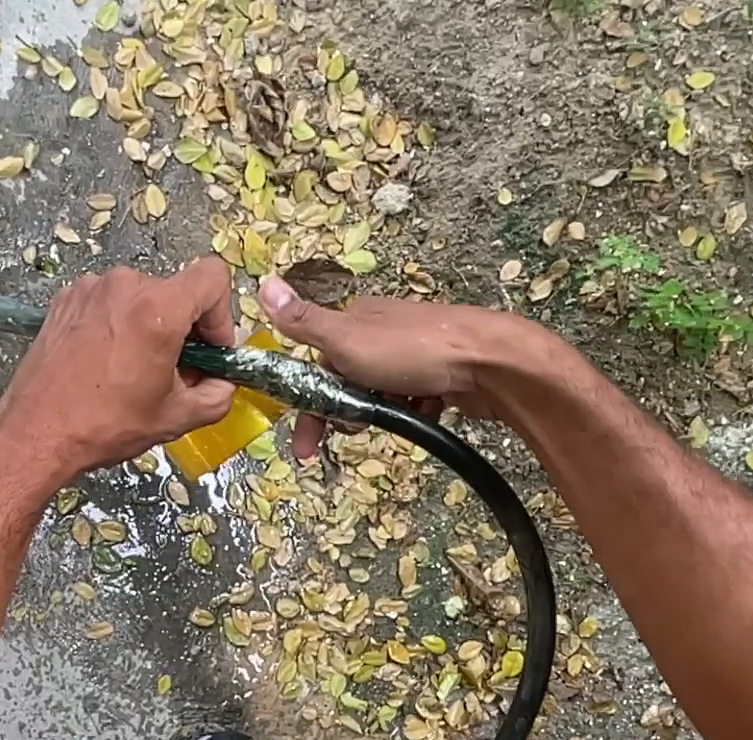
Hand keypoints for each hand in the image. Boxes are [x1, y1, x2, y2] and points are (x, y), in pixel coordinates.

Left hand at [0, 259, 238, 484]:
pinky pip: (109, 302)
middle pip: (175, 291)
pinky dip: (118, 325)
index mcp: (158, 309)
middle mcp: (125, 285)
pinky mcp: (67, 299)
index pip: (213, 277)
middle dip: (184, 329)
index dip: (221, 314)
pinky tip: (106, 361)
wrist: (36, 432)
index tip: (210, 349)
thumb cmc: (105, 425)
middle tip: (174, 371)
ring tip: (135, 370)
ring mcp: (91, 288)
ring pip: (141, 297)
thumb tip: (223, 382)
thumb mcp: (175, 419)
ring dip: (149, 327)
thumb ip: (217, 395)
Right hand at [256, 275, 570, 457]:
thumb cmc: (412, 351)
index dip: (309, 402)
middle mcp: (383, 330)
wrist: (489, 363)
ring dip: (379, 411)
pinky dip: (413, 409)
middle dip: (346, 411)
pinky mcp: (441, 372)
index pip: (318, 363)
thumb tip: (262, 284)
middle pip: (348, 380)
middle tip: (351, 434)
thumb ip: (303, 321)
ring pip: (380, 391)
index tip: (306, 441)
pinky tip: (422, 412)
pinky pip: (413, 398)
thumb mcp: (345, 338)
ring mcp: (414, 351)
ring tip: (395, 419)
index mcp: (356, 319)